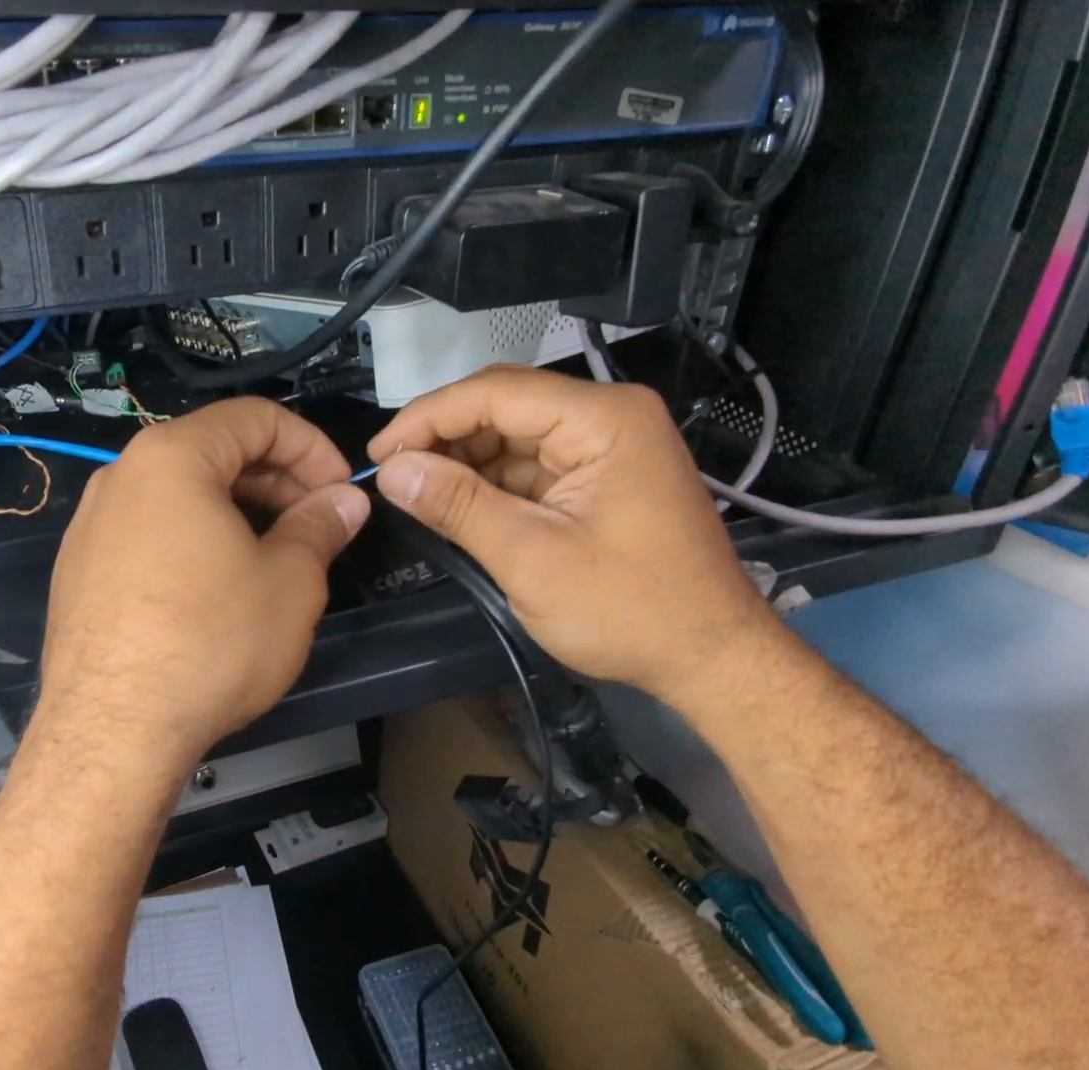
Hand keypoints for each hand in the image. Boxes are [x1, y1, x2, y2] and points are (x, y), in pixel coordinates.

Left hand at [37, 398, 370, 767]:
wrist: (111, 732)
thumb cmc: (211, 643)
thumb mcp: (290, 582)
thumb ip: (320, 526)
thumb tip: (344, 500)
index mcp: (171, 458)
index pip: (254, 418)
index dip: (311, 446)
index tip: (341, 490)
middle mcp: (120, 477)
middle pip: (212, 452)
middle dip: (275, 481)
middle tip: (316, 526)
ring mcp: (91, 526)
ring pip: (179, 495)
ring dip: (237, 513)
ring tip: (275, 558)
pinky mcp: (78, 571)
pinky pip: (148, 533)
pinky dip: (194, 541)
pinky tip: (218, 589)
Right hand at [367, 366, 779, 700]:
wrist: (711, 658)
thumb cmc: (630, 610)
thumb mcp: (532, 559)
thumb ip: (458, 506)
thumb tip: (391, 472)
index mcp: (603, 419)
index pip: (495, 392)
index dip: (427, 417)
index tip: (377, 456)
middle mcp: (608, 416)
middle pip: (504, 405)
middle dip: (443, 437)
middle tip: (392, 476)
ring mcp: (607, 446)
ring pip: (512, 434)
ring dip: (463, 461)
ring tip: (416, 493)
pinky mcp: (601, 476)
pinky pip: (531, 464)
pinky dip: (490, 482)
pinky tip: (456, 503)